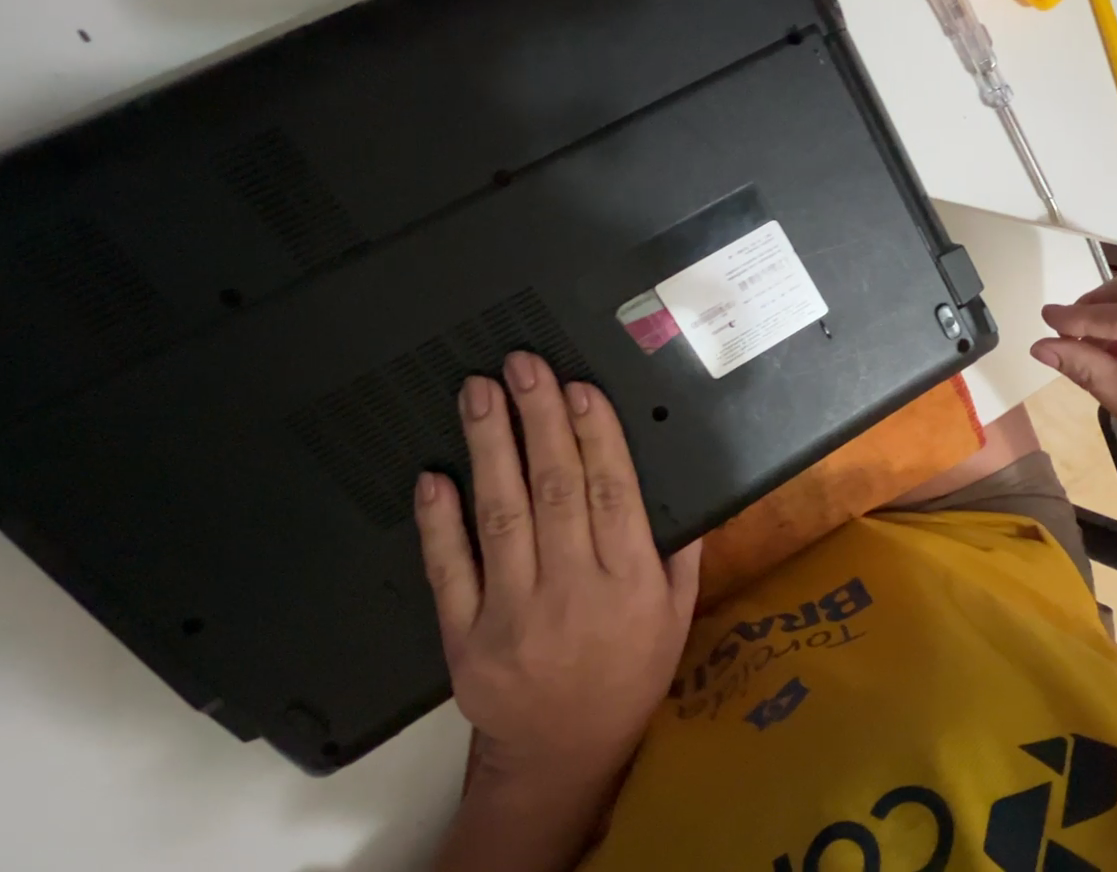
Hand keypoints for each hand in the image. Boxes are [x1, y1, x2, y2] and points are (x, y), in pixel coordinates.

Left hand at [414, 352, 700, 790]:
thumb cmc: (631, 674)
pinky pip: (449, 569)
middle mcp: (574, 589)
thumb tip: (681, 492)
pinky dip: (438, 521)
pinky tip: (434, 475)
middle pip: (554, 489)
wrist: (564, 751)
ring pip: (500, 515)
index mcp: (631, 581)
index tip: (578, 388)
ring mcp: (512, 613)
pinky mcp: (463, 636)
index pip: (612, 492)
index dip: (594, 435)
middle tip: (522, 366)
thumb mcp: (677, 616)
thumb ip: (680, 554)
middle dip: (538, 419)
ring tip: (478, 393)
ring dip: (489, 448)